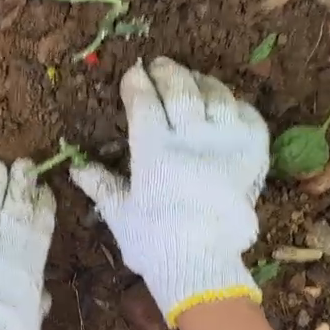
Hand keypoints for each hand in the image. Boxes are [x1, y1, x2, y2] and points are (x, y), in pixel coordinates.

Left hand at [0, 158, 54, 329]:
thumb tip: (40, 296)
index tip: (43, 189)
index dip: (42, 204)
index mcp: (30, 264)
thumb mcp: (32, 320)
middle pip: (13, 206)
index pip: (40, 225)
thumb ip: (36, 301)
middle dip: (19, 183)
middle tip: (21, 165)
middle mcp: (4, 248)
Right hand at [72, 57, 269, 327]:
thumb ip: (101, 185)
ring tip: (191, 77)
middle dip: (167, 73)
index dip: (137, 86)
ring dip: (200, 82)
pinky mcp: (252, 154)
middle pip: (180, 91)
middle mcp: (192, 138)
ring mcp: (226, 142)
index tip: (131, 75)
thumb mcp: (120, 213)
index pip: (144, 105)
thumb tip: (76, 168)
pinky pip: (248, 117)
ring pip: (216, 96)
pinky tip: (226, 104)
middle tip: (158, 65)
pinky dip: (235, 105)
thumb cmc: (153, 241)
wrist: (202, 263)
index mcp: (154, 151)